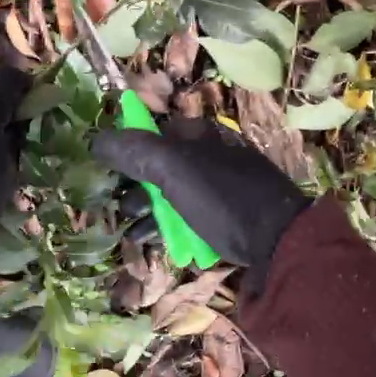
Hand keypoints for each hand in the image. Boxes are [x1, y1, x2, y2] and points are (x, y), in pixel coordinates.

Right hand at [92, 118, 309, 280]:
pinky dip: (173, 229)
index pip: (152, 132)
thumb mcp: (174, 169)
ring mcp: (221, 188)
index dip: (127, 149)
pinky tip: (162, 244)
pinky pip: (191, 219)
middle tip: (120, 210)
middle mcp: (210, 156)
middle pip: (159, 167)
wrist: (281, 244)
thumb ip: (134, 151)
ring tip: (134, 235)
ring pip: (173, 196)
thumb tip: (94, 141)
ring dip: (149, 214)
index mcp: (200, 135)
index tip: (107, 173)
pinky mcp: (228, 218)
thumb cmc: (224, 199)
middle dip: (136, 188)